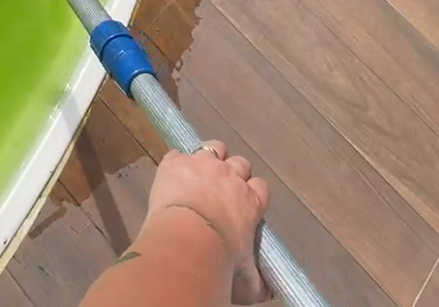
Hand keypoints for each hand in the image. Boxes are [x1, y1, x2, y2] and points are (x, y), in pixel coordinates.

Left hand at [147, 140, 271, 303]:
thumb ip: (258, 280)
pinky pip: (177, 154)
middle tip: (222, 189)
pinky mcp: (175, 161)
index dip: (253, 193)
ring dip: (209, 158)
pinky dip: (176, 163)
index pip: (261, 187)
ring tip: (200, 173)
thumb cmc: (222, 263)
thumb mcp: (248, 281)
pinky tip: (172, 176)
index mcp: (250, 201)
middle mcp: (230, 176)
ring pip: (213, 148)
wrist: (187, 242)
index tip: (244, 203)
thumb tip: (267, 291)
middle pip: (239, 163)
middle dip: (233, 172)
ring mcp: (202, 164)